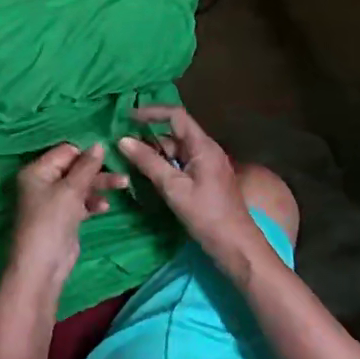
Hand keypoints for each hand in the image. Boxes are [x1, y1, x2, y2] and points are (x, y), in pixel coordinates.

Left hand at [9, 143, 129, 285]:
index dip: (86, 153)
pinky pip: (81, 201)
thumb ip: (86, 166)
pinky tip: (104, 206)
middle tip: (121, 172)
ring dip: (99, 185)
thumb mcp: (70, 190)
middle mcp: (43, 182)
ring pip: (81, 185)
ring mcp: (54, 200)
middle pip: (75, 168)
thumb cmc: (51, 221)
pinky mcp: (64, 216)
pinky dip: (93, 201)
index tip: (108, 154)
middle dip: (97, 170)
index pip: (66, 151)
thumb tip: (99, 144)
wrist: (43, 266)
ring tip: (123, 185)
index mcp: (37, 170)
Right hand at [118, 106, 270, 277]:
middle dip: (149, 136)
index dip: (152, 112)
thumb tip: (123, 140)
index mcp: (203, 146)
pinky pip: (181, 164)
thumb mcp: (173, 188)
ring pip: (176, 150)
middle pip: (175, 133)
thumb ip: (148, 162)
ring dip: (155, 153)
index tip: (128, 117)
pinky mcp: (205, 179)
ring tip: (129, 160)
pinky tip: (148, 175)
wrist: (237, 246)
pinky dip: (164, 166)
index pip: (176, 115)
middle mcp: (207, 149)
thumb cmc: (206, 215)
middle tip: (122, 144)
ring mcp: (207, 165)